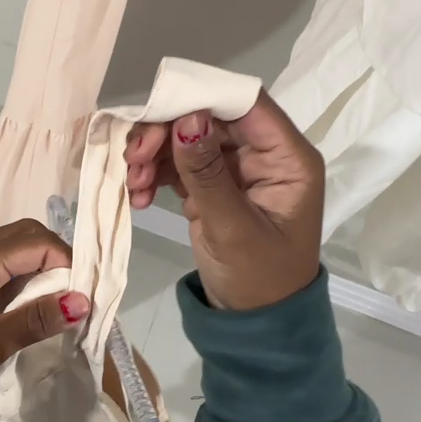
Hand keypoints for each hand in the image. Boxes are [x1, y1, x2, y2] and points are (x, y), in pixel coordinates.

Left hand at [0, 219, 91, 398]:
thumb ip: (33, 321)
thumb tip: (81, 301)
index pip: (36, 241)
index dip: (67, 263)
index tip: (83, 298)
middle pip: (26, 235)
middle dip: (57, 260)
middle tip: (74, 300)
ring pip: (14, 249)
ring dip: (40, 270)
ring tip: (57, 307)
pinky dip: (21, 280)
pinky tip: (30, 309)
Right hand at [124, 90, 323, 310]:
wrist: (255, 324)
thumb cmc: (259, 279)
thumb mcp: (233, 228)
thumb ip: (208, 174)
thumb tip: (188, 118)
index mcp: (287, 158)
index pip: (246, 104)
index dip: (201, 97)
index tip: (156, 112)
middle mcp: (263, 155)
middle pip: (208, 118)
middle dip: (167, 133)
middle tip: (134, 158)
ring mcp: (235, 171)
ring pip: (187, 139)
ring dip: (154, 156)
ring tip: (133, 184)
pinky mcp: (212, 187)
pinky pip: (178, 166)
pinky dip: (154, 175)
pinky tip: (138, 197)